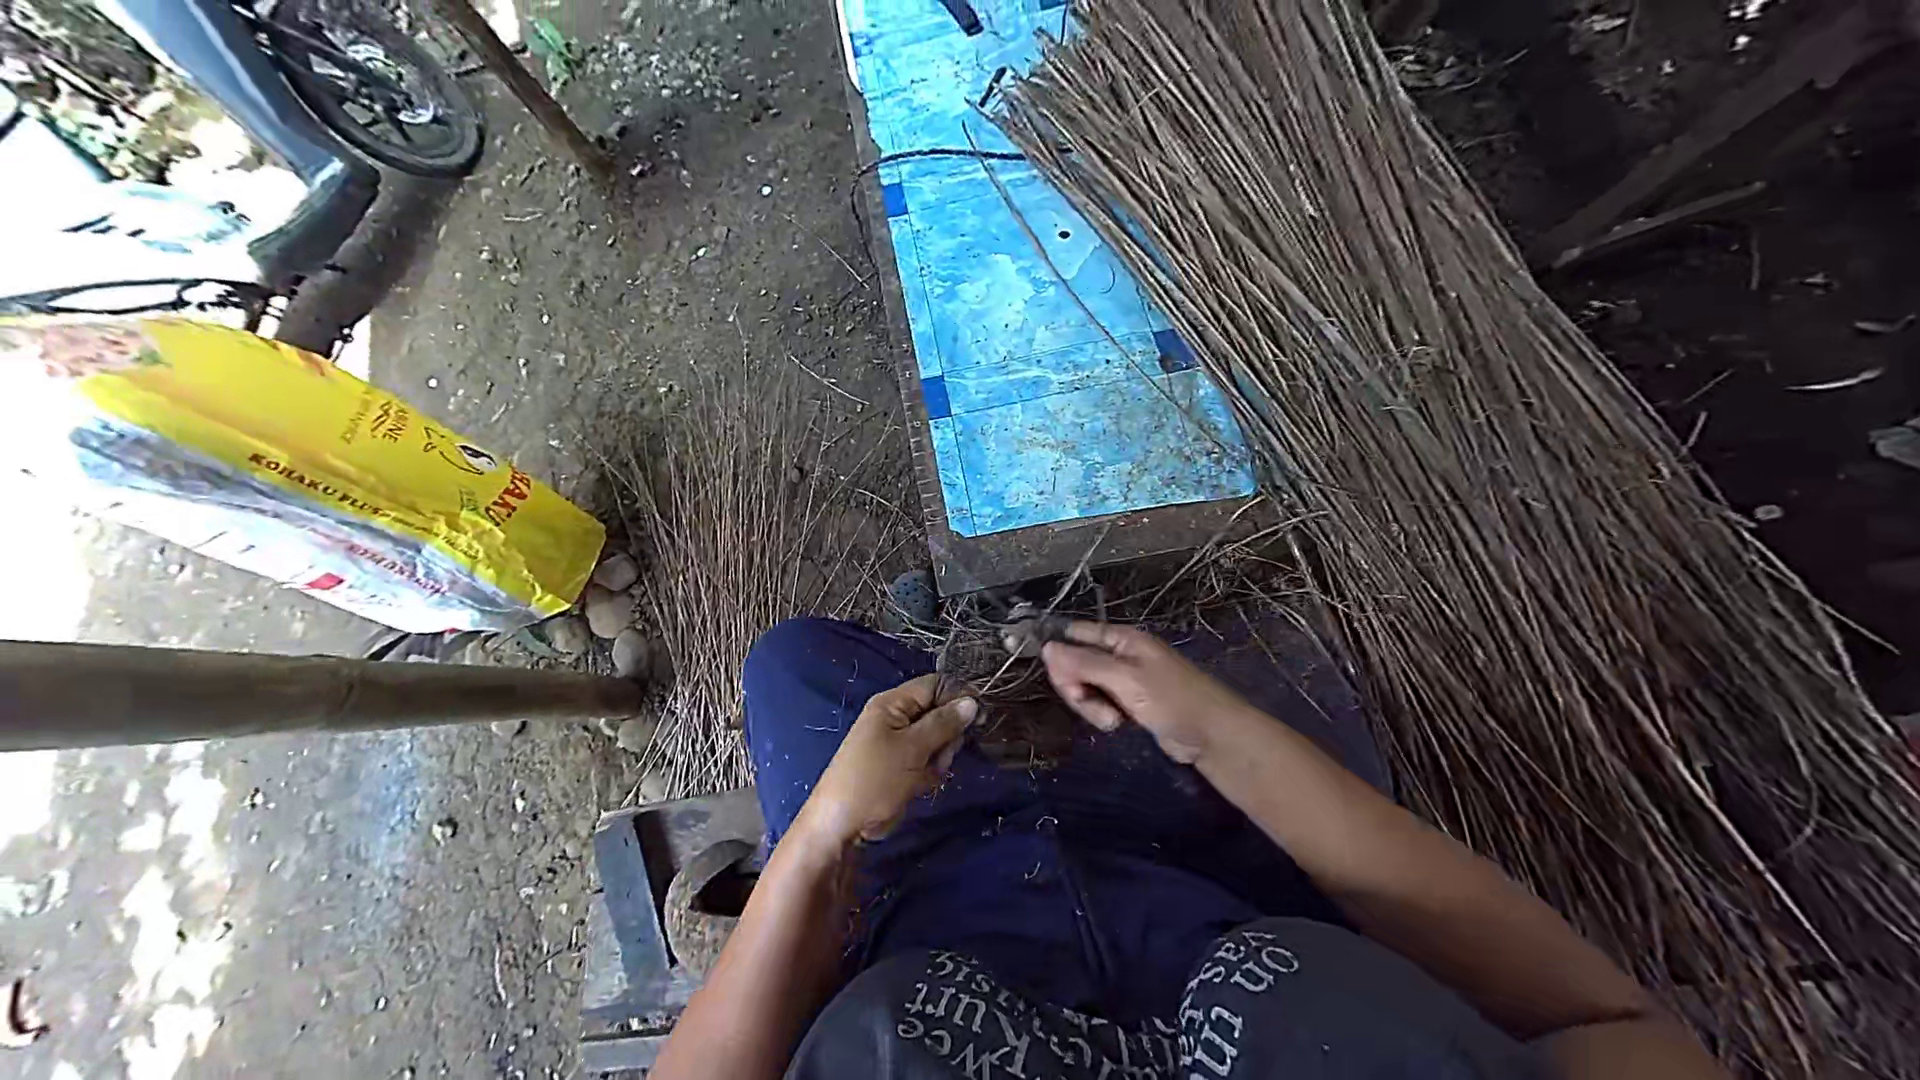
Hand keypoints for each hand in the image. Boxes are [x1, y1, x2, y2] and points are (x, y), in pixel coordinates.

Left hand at [791, 674, 978, 849]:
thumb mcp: (911, 749)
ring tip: (925, 774)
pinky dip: (930, 773)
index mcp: (893, 703)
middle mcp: (897, 718)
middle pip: (940, 713)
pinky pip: (929, 760)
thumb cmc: (874, 779)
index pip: (935, 685)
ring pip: (938, 740)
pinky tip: (920, 785)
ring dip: (939, 758)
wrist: (842, 825)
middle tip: (941, 755)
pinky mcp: (903, 765)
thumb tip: (972, 702)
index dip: (958, 696)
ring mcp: (900, 742)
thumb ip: (943, 723)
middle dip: (948, 735)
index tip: (979, 716)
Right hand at [1041, 621, 1253, 763]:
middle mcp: (1119, 654)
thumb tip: (1046, 647)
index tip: (1057, 677)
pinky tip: (1118, 724)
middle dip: (1076, 686)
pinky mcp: (1128, 703)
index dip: (1059, 652)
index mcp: (1121, 638)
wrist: (1212, 735)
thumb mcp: (1124, 678)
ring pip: (1086, 687)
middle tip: (1087, 702)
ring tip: (1113, 719)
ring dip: (1091, 706)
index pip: (1075, 634)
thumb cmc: (1172, 699)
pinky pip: (1100, 704)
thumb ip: (1083, 663)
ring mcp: (1124, 679)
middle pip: (1075, 663)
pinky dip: (1103, 715)